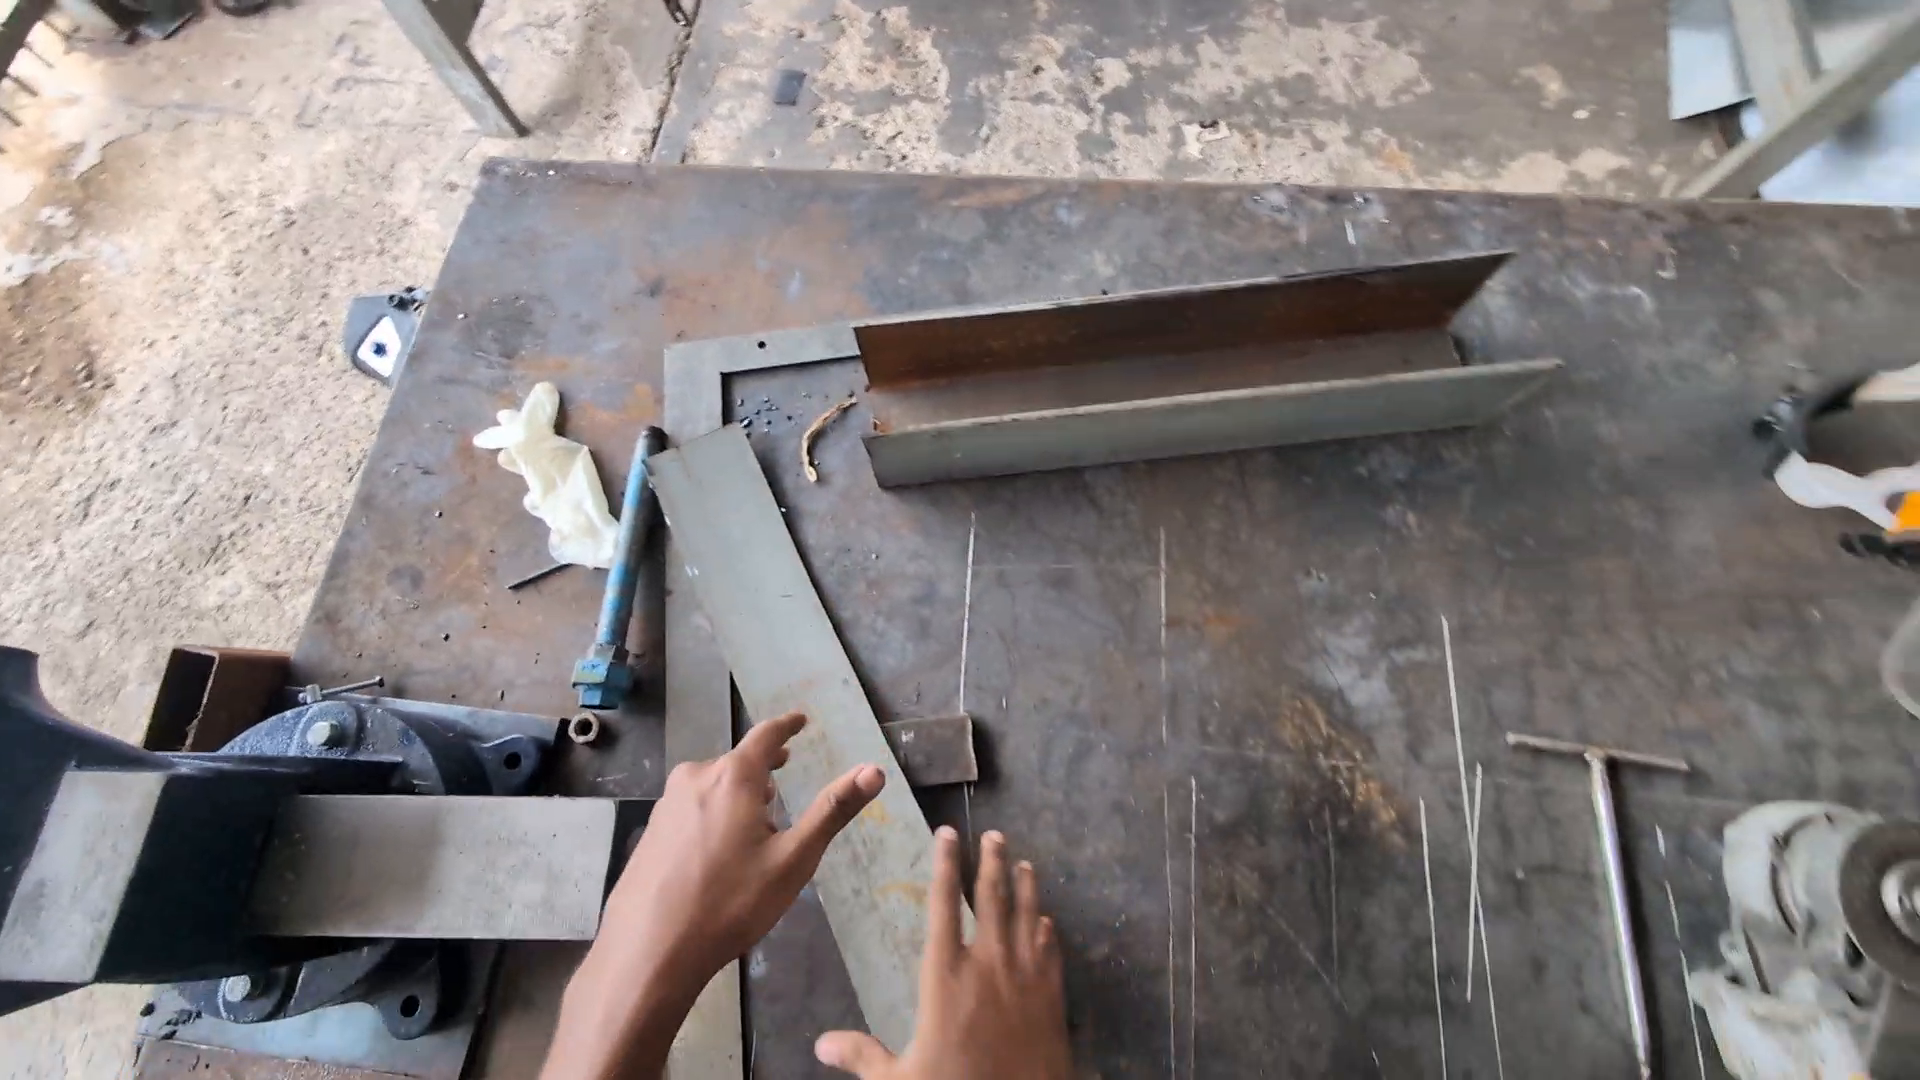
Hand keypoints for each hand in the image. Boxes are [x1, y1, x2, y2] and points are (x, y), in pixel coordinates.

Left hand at [541, 711, 884, 1079]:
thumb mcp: (793, 859)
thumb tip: (875, 770)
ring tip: (755, 822)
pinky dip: (713, 814)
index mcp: (733, 777)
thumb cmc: (730, 903)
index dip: (787, 726)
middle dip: (763, 765)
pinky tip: (717, 852)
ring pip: (712, 786)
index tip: (801, 720)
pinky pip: (691, 809)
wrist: (647, 955)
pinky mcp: (649, 834)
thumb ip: (833, 810)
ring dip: (737, 793)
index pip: (766, 735)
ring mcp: (666, 806)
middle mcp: (695, 778)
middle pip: (738, 762)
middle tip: (784, 771)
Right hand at [815, 828, 1072, 1079]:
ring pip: (1026, 915)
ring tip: (1024, 862)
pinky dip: (1048, 932)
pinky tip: (1047, 921)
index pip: (943, 904)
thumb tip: (820, 1044)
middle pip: (991, 898)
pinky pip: (1050, 952)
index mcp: (946, 975)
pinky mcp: (1051, 997)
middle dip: (992, 862)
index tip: (947, 833)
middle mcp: (988, 964)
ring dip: (1025, 886)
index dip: (944, 864)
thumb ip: (863, 1057)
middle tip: (995, 835)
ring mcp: (1024, 977)